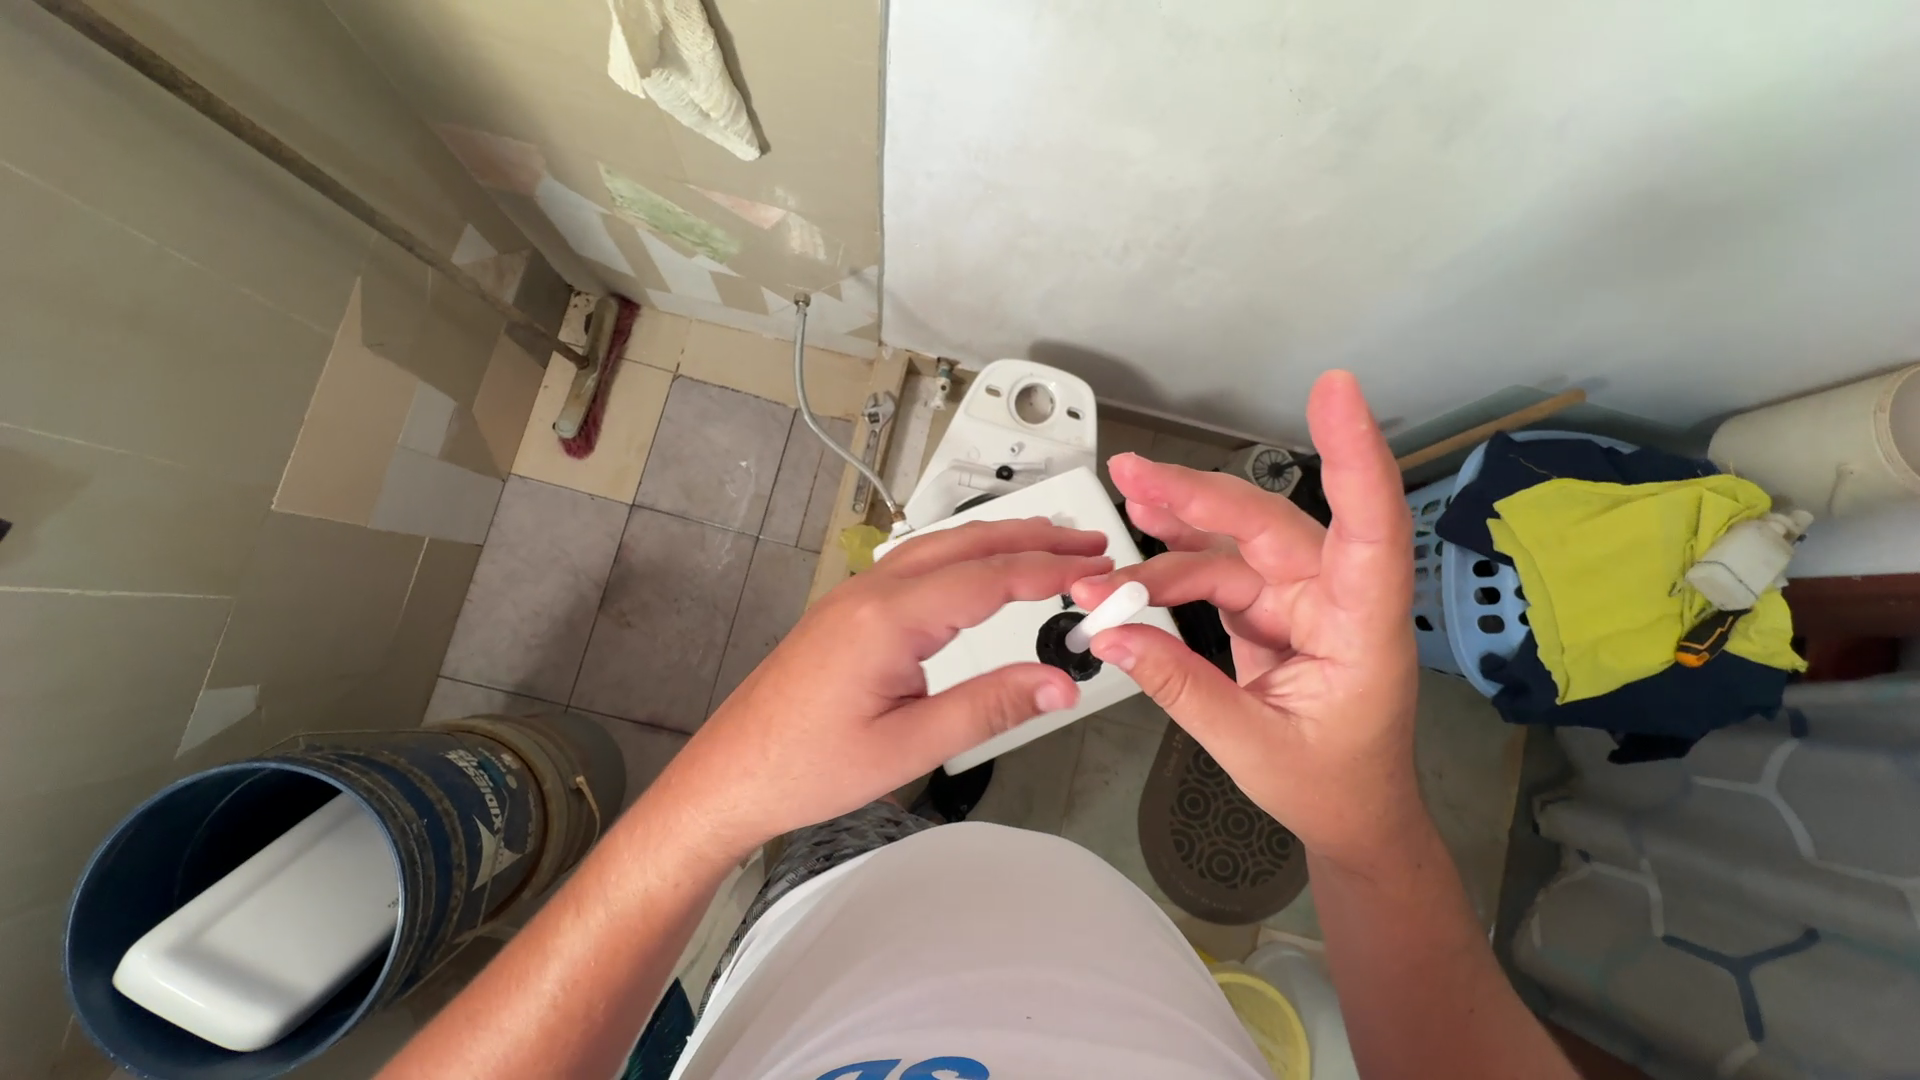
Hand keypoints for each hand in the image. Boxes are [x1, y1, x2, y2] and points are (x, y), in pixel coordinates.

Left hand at [659, 518, 1111, 855]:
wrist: (731, 774)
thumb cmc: (805, 766)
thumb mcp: (909, 746)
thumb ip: (989, 707)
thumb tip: (1057, 683)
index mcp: (887, 618)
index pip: (989, 577)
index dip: (1051, 569)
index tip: (1097, 569)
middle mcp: (870, 592)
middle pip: (968, 544)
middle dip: (1034, 537)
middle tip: (1088, 541)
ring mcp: (855, 595)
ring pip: (941, 547)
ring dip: (999, 541)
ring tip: (1049, 544)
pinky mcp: (848, 610)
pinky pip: (917, 563)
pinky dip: (964, 555)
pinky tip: (980, 567)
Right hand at [1071, 371, 1420, 863]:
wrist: (1351, 816)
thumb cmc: (1330, 787)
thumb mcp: (1251, 746)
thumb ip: (1180, 687)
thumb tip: (1109, 635)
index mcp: (1363, 627)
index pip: (1371, 527)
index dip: (1355, 457)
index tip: (1335, 393)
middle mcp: (1334, 597)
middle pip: (1266, 524)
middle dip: (1196, 496)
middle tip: (1130, 473)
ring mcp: (1299, 600)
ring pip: (1230, 544)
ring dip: (1172, 529)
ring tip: (1120, 504)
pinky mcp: (1269, 610)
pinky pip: (1215, 573)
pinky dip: (1171, 566)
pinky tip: (1135, 554)